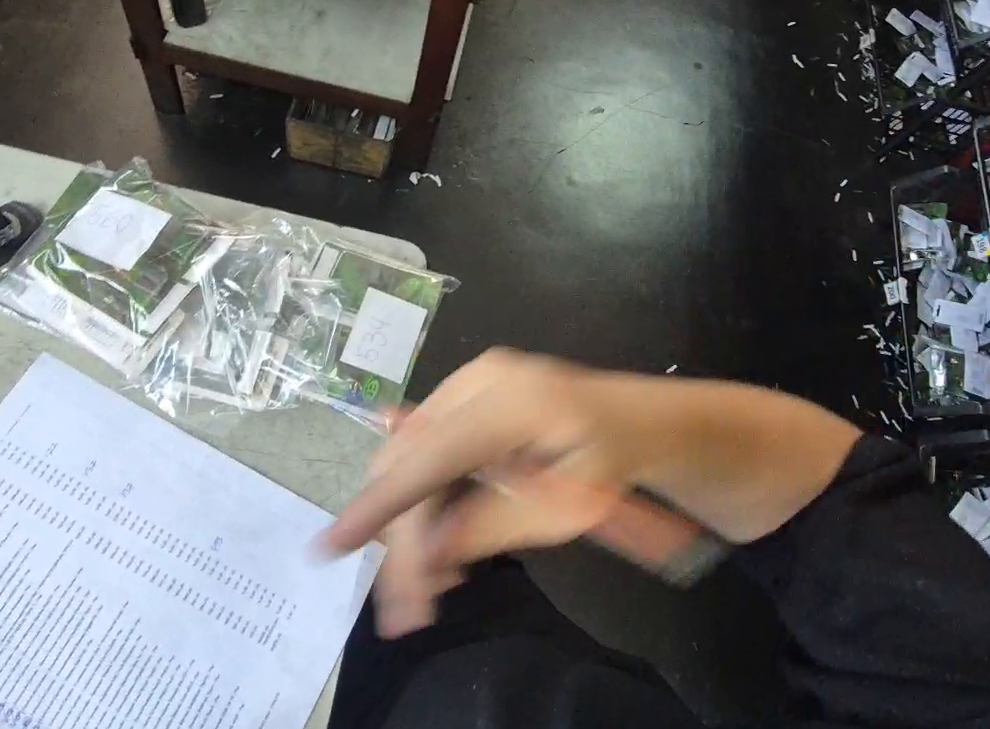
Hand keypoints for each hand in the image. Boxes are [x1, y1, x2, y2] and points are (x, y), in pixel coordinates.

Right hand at [318, 348, 862, 636]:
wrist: (657, 425)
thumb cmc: (622, 459)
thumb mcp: (571, 503)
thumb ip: (497, 522)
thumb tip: (427, 549)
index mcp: (508, 395)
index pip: (429, 453)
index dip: (380, 503)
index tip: (332, 545)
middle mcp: (480, 380)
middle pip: (415, 462)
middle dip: (405, 535)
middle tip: (413, 608)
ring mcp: (476, 387)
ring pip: (420, 461)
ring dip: (420, 526)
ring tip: (436, 586)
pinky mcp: (477, 403)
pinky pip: (438, 452)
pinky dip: (436, 502)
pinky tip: (446, 546)